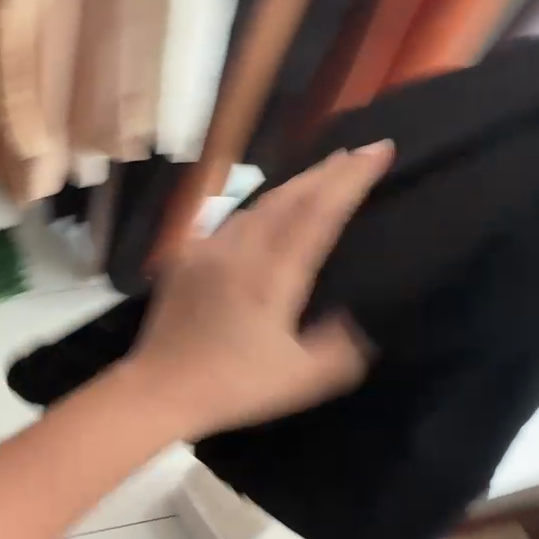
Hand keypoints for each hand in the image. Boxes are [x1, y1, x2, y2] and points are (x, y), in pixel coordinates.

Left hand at [118, 142, 390, 439]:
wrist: (157, 389)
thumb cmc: (232, 387)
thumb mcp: (301, 380)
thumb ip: (339, 350)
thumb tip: (352, 321)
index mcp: (272, 275)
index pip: (319, 211)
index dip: (352, 178)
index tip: (380, 149)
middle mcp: (239, 250)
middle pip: (289, 197)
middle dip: (328, 171)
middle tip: (359, 151)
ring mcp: (207, 251)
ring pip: (257, 205)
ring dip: (294, 186)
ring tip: (321, 174)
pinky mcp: (184, 260)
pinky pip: (229, 222)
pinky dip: (259, 209)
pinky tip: (265, 212)